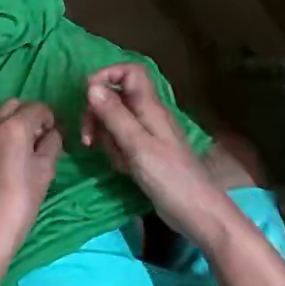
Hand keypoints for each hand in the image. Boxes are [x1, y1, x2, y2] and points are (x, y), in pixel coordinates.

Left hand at [0, 98, 61, 253]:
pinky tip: (14, 156)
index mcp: (14, 125)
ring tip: (29, 148)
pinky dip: (5, 133)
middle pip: (16, 105)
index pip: (38, 107)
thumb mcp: (46, 169)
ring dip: (17, 123)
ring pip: (2, 116)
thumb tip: (53, 133)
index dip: (51, 119)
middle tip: (43, 138)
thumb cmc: (22, 198)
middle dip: (31, 115)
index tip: (58, 135)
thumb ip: (52, 143)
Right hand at [81, 64, 233, 242]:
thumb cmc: (169, 177)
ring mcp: (148, 134)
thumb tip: (91, 86)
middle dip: (98, 113)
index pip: (129, 72)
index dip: (107, 76)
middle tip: (88, 138)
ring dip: (106, 137)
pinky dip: (116, 152)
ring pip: (116, 121)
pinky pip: (122, 142)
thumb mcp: (137, 145)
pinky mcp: (145, 153)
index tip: (88, 97)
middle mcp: (148, 115)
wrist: (196, 213)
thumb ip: (114, 115)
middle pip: (116, 97)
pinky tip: (123, 169)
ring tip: (114, 159)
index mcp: (150, 106)